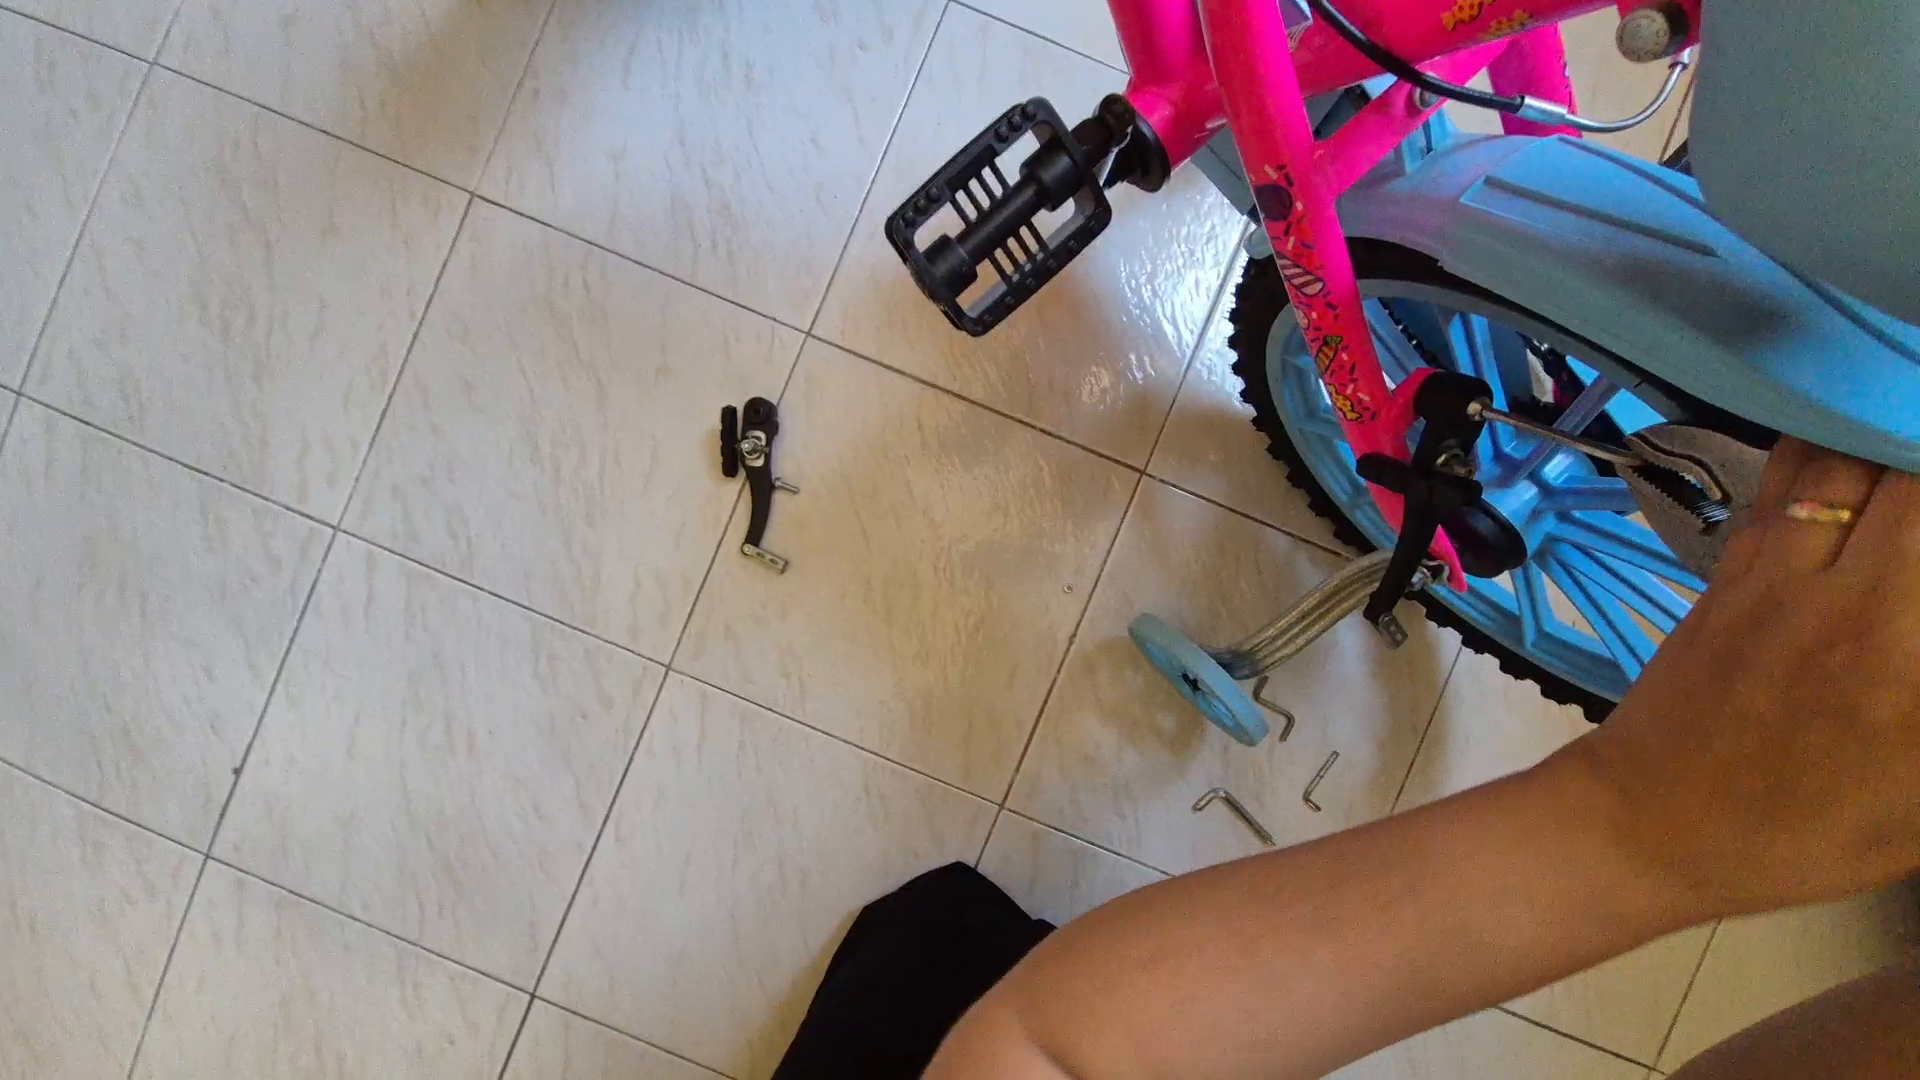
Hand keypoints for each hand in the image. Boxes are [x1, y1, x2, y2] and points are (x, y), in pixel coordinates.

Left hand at [1554, 438, 1919, 917]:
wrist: (1647, 818)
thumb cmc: (1805, 828)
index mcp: (1898, 642)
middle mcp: (1827, 592)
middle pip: (1889, 470)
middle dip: (1914, 421)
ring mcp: (1754, 580)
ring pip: (1816, 470)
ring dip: (1870, 425)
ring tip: (1901, 397)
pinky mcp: (1713, 584)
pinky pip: (1768, 503)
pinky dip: (1814, 460)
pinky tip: (1844, 442)